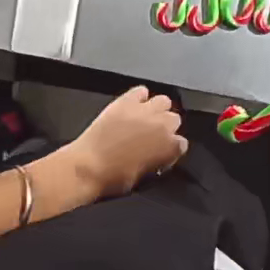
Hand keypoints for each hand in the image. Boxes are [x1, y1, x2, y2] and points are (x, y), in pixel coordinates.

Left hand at [54, 86, 188, 199]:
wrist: (88, 166)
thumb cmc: (114, 178)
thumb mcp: (144, 177)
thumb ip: (157, 161)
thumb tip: (157, 157)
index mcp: (170, 147)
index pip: (181, 144)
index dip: (170, 149)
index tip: (161, 153)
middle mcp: (162, 125)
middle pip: (174, 119)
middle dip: (166, 128)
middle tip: (152, 136)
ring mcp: (144, 110)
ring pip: (163, 101)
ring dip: (157, 110)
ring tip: (145, 119)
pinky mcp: (125, 101)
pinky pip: (140, 91)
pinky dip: (139, 97)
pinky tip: (133, 106)